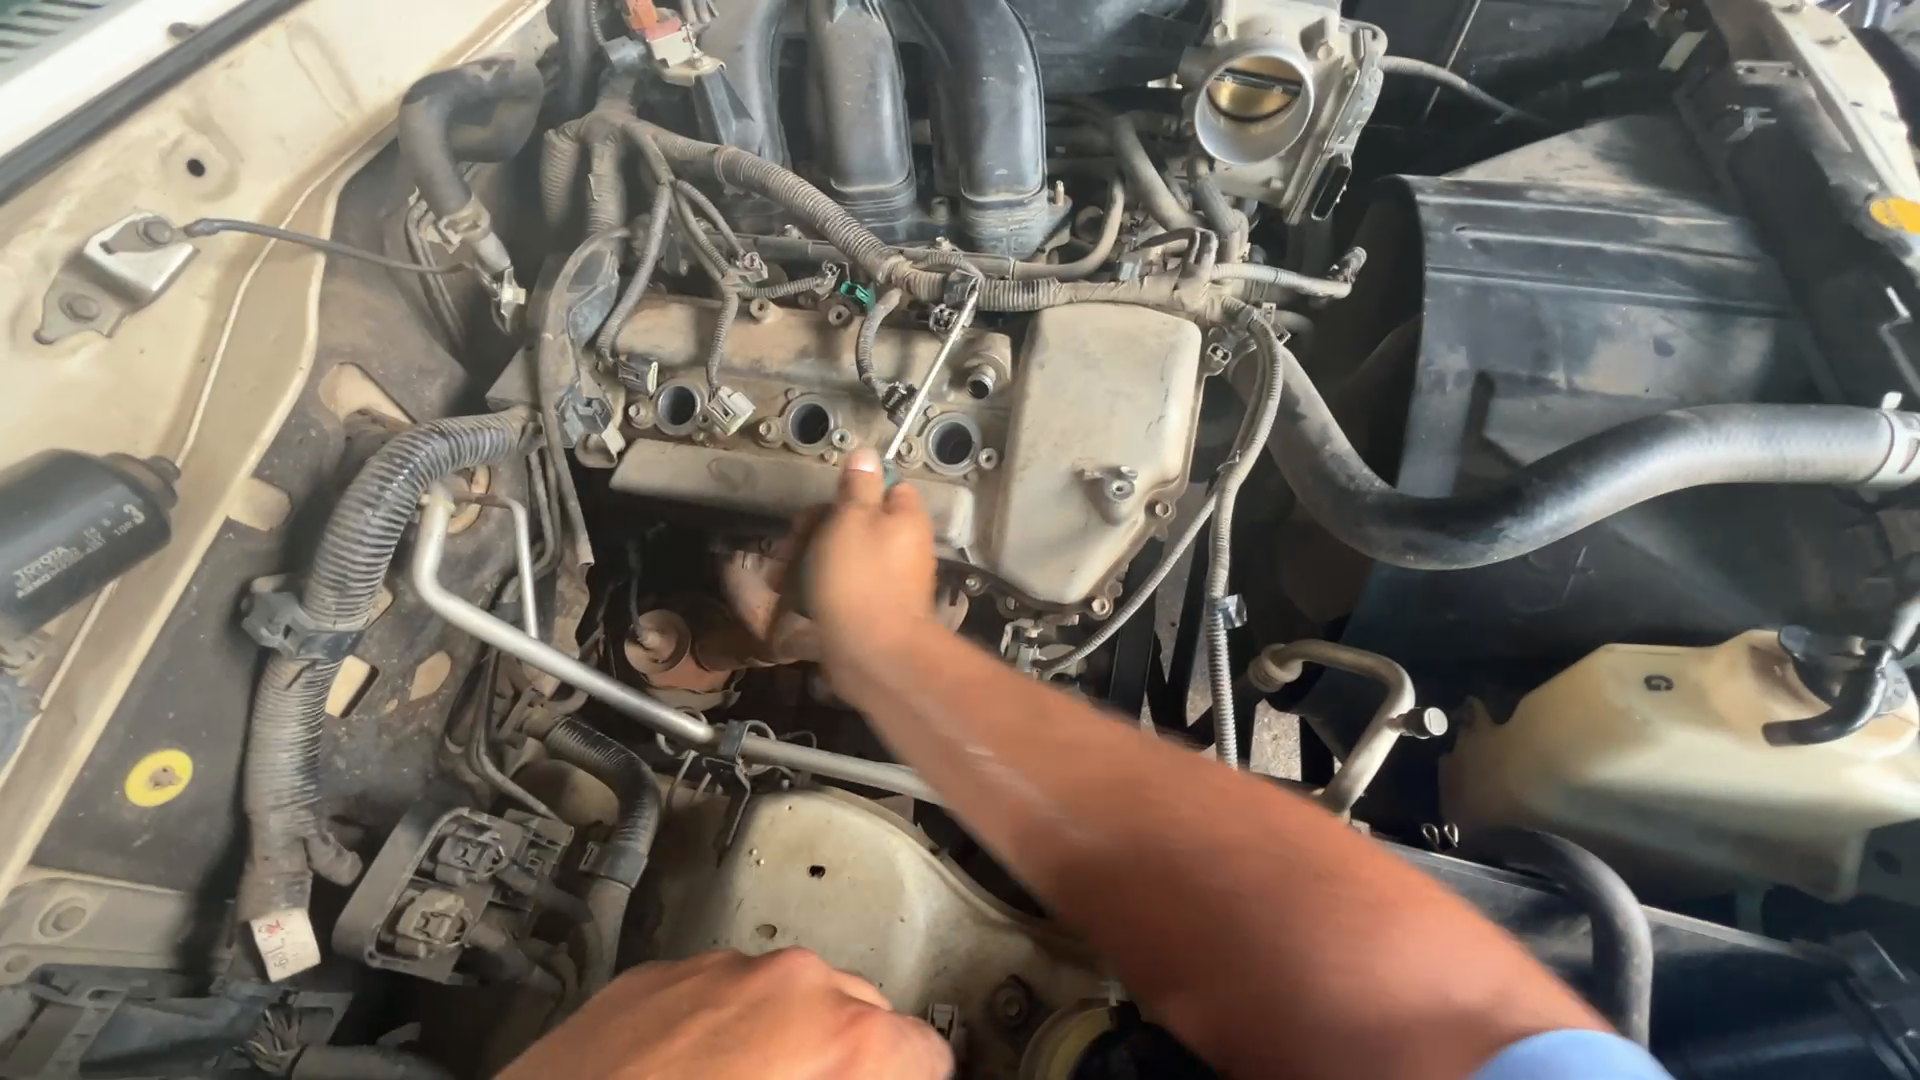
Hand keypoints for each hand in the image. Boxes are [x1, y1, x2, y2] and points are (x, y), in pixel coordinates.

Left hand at [500, 948, 951, 1079]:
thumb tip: (875, 1072)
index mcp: (838, 1037)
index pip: (925, 1050)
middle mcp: (787, 982)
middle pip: (863, 1008)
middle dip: (852, 1059)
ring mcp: (716, 968)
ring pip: (790, 993)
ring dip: (785, 1039)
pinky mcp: (656, 973)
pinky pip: (722, 990)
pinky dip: (724, 1026)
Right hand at [805, 447, 937, 673]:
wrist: (873, 654)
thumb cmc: (861, 580)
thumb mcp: (853, 520)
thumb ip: (859, 486)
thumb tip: (867, 453)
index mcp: (906, 518)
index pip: (885, 488)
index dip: (851, 492)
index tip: (823, 504)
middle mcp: (903, 545)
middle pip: (857, 522)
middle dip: (816, 528)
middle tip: (791, 542)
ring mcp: (887, 579)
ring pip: (843, 554)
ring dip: (808, 558)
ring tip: (781, 574)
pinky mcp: (870, 607)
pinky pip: (842, 585)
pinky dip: (816, 585)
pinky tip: (790, 593)